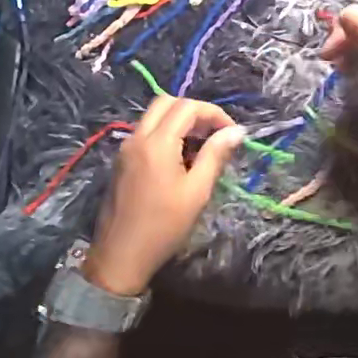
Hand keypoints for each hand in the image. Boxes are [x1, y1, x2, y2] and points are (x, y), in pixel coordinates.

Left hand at [84, 95, 247, 295]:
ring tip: (201, 147)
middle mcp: (138, 137)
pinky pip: (146, 133)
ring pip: (154, 116)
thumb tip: (236, 132)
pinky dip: (166, 133)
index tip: (231, 133)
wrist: (121, 255)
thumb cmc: (164, 226)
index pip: (187, 107)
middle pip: (166, 102)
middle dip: (194, 111)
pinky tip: (181, 159)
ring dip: (179, 121)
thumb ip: (215, 156)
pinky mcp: (122, 161)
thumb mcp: (197, 191)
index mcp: (157, 143)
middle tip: (214, 133)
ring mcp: (126, 148)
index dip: (214, 113)